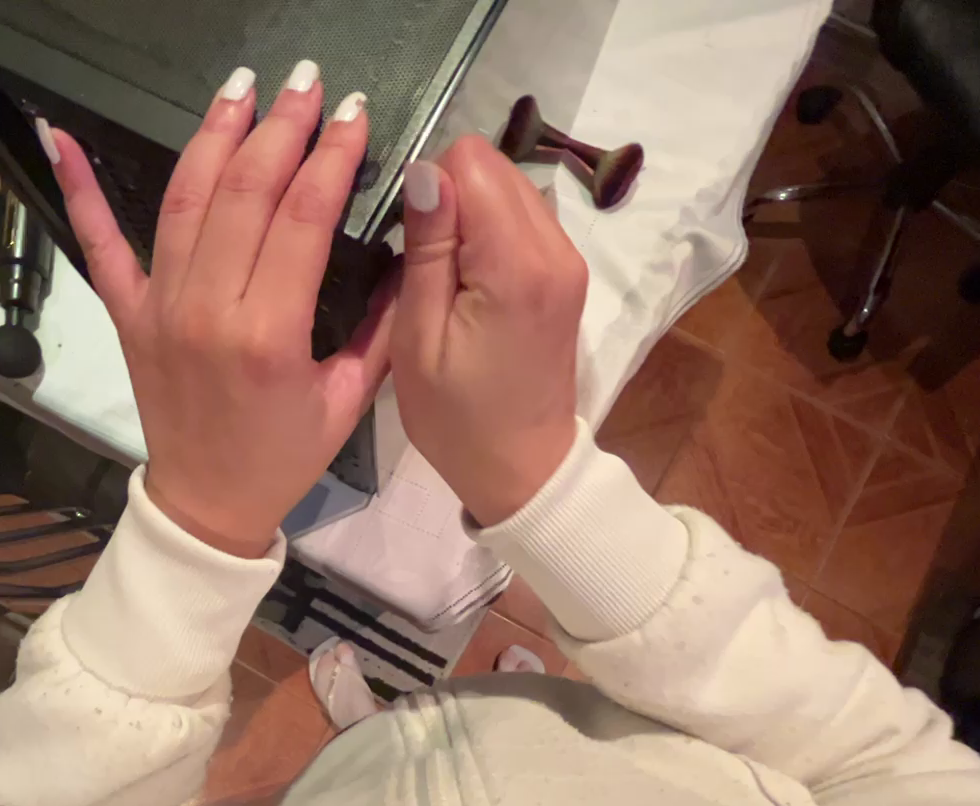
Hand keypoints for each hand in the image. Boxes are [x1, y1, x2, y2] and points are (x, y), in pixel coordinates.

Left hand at [39, 64, 391, 557]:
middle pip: (244, 193)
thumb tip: (403, 256)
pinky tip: (62, 134)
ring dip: (214, 135)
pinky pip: (100, 243)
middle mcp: (208, 310)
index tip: (354, 116)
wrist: (208, 503)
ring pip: (183, 199)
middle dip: (280, 129)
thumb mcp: (347, 402)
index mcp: (269, 336)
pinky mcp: (127, 316)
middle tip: (305, 84)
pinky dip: (80, 187)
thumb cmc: (283, 460)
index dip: (331, 158)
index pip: (302, 219)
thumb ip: (380, 329)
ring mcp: (159, 309)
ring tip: (241, 88)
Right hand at [391, 136, 586, 526]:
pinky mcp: (567, 276)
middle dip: (450, 199)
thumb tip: (425, 170)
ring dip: (469, 219)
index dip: (430, 189)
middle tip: (424, 266)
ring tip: (446, 281)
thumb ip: (427, 251)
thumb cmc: (457, 420)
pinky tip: (471, 287)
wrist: (523, 471)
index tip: (412, 245)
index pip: (472, 160)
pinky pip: (523, 221)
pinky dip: (490, 237)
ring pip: (510, 189)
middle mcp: (556, 248)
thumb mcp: (419, 341)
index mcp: (517, 264)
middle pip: (495, 167)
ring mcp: (568, 261)